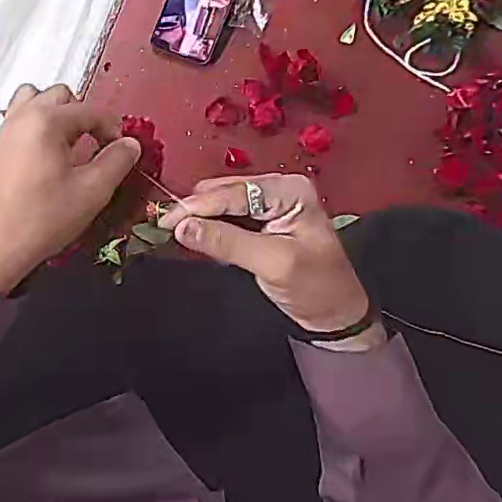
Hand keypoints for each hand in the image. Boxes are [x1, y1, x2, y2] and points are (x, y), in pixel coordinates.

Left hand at [0, 85, 141, 294]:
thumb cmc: (41, 219)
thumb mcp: (93, 190)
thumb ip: (118, 160)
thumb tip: (129, 145)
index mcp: (46, 122)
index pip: (90, 110)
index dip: (112, 128)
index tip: (120, 149)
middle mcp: (22, 118)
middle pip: (61, 96)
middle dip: (84, 115)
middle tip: (97, 143)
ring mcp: (5, 131)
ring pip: (35, 100)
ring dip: (57, 113)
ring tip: (71, 142)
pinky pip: (19, 118)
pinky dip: (37, 125)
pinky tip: (49, 153)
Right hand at [158, 174, 369, 332]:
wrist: (337, 314)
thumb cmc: (315, 287)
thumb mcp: (272, 264)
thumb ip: (227, 242)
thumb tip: (182, 227)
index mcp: (290, 189)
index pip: (236, 192)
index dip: (198, 205)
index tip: (166, 219)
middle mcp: (280, 187)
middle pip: (226, 192)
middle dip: (196, 208)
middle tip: (164, 227)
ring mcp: (270, 202)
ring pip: (223, 202)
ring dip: (200, 216)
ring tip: (172, 231)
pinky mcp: (261, 220)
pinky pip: (228, 215)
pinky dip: (210, 225)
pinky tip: (193, 234)